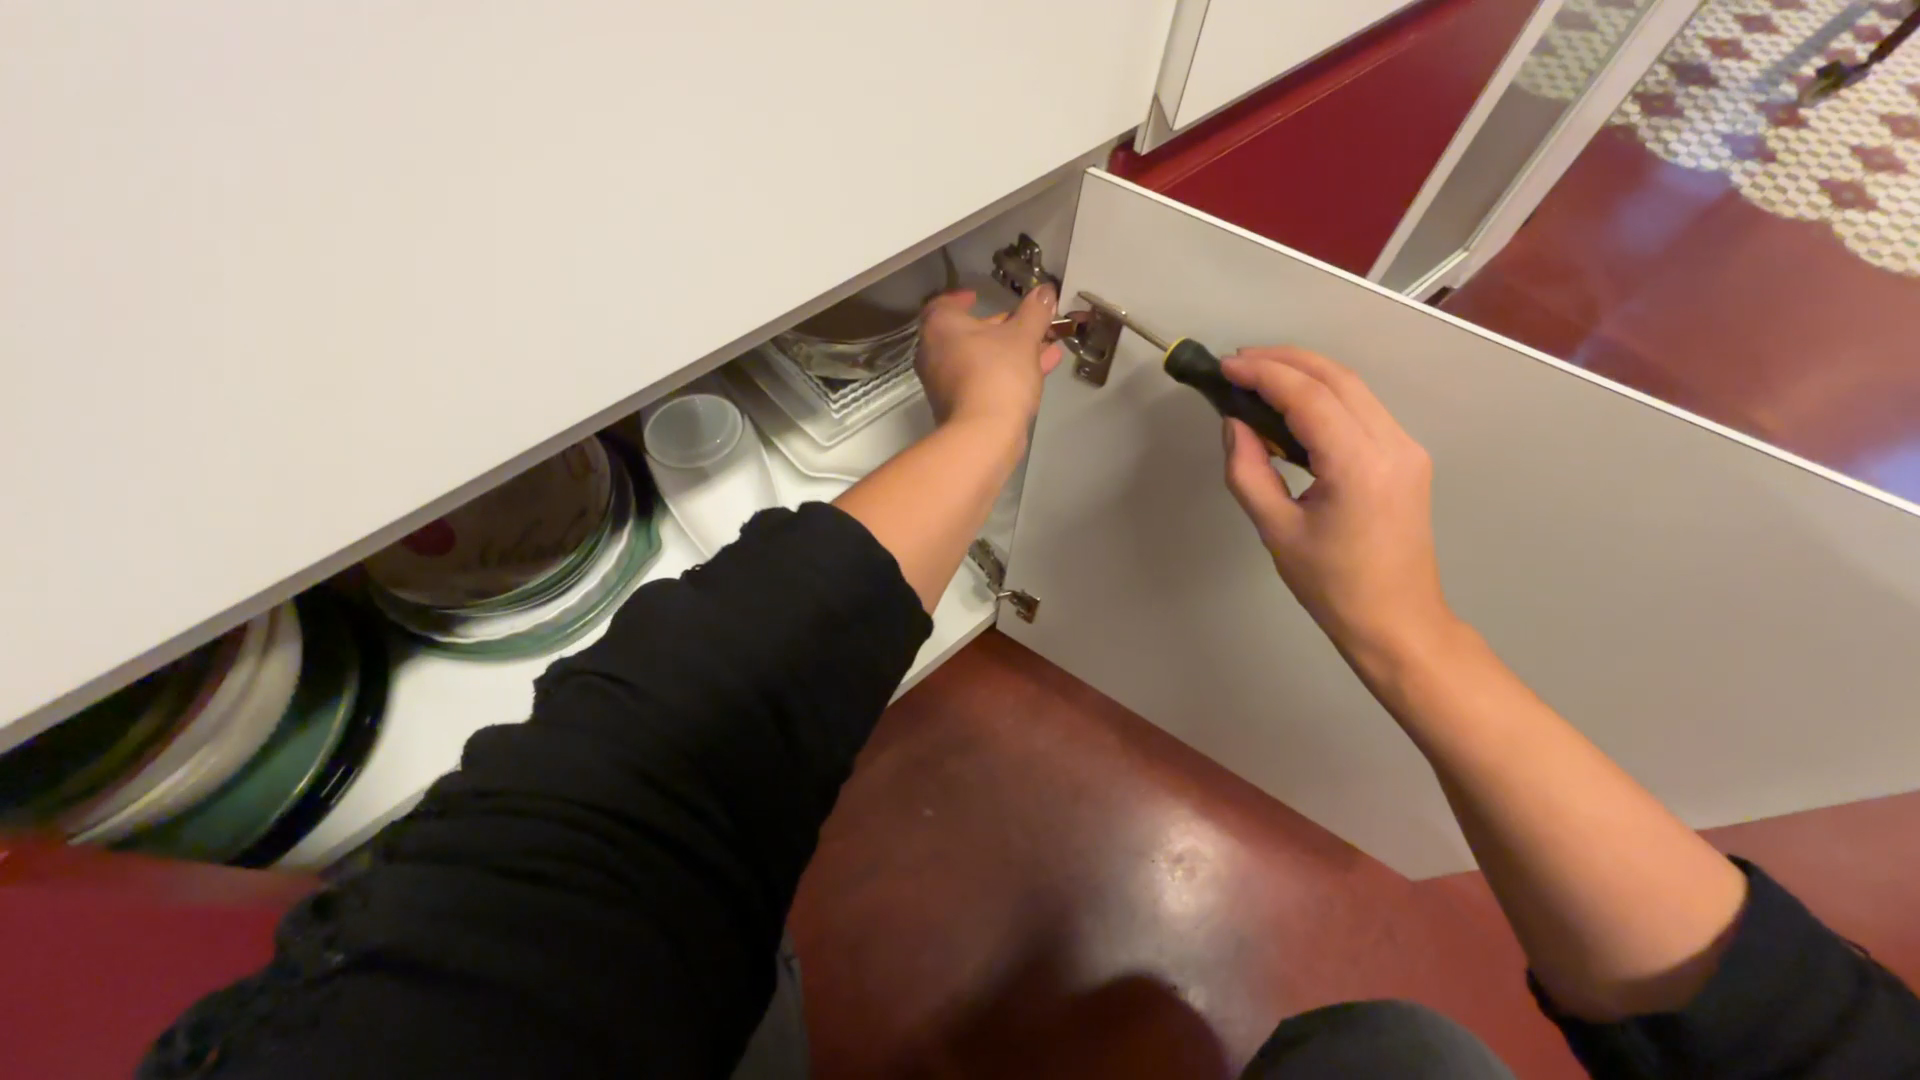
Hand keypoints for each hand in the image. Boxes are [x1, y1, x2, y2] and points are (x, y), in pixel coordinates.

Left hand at [916, 286, 1063, 431]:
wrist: (983, 435)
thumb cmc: (997, 374)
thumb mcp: (1023, 337)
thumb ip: (1034, 312)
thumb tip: (1045, 291)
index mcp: (940, 327)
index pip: (944, 304)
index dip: (962, 298)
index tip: (979, 297)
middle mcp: (934, 353)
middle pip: (968, 333)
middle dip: (1002, 328)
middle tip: (1027, 324)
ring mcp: (944, 384)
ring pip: (980, 360)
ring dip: (1011, 352)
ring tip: (1046, 346)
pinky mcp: (958, 407)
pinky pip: (983, 381)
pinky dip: (1006, 373)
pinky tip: (1041, 370)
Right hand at [1220, 347, 1452, 660]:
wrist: (1397, 620)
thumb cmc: (1332, 585)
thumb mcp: (1276, 530)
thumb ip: (1248, 470)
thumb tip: (1236, 424)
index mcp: (1359, 465)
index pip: (1308, 396)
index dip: (1263, 373)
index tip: (1225, 368)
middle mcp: (1392, 445)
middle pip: (1336, 377)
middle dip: (1284, 360)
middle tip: (1237, 363)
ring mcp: (1406, 448)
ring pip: (1353, 387)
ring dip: (1305, 373)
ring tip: (1258, 377)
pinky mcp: (1407, 456)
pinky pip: (1362, 409)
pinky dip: (1324, 395)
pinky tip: (1292, 406)